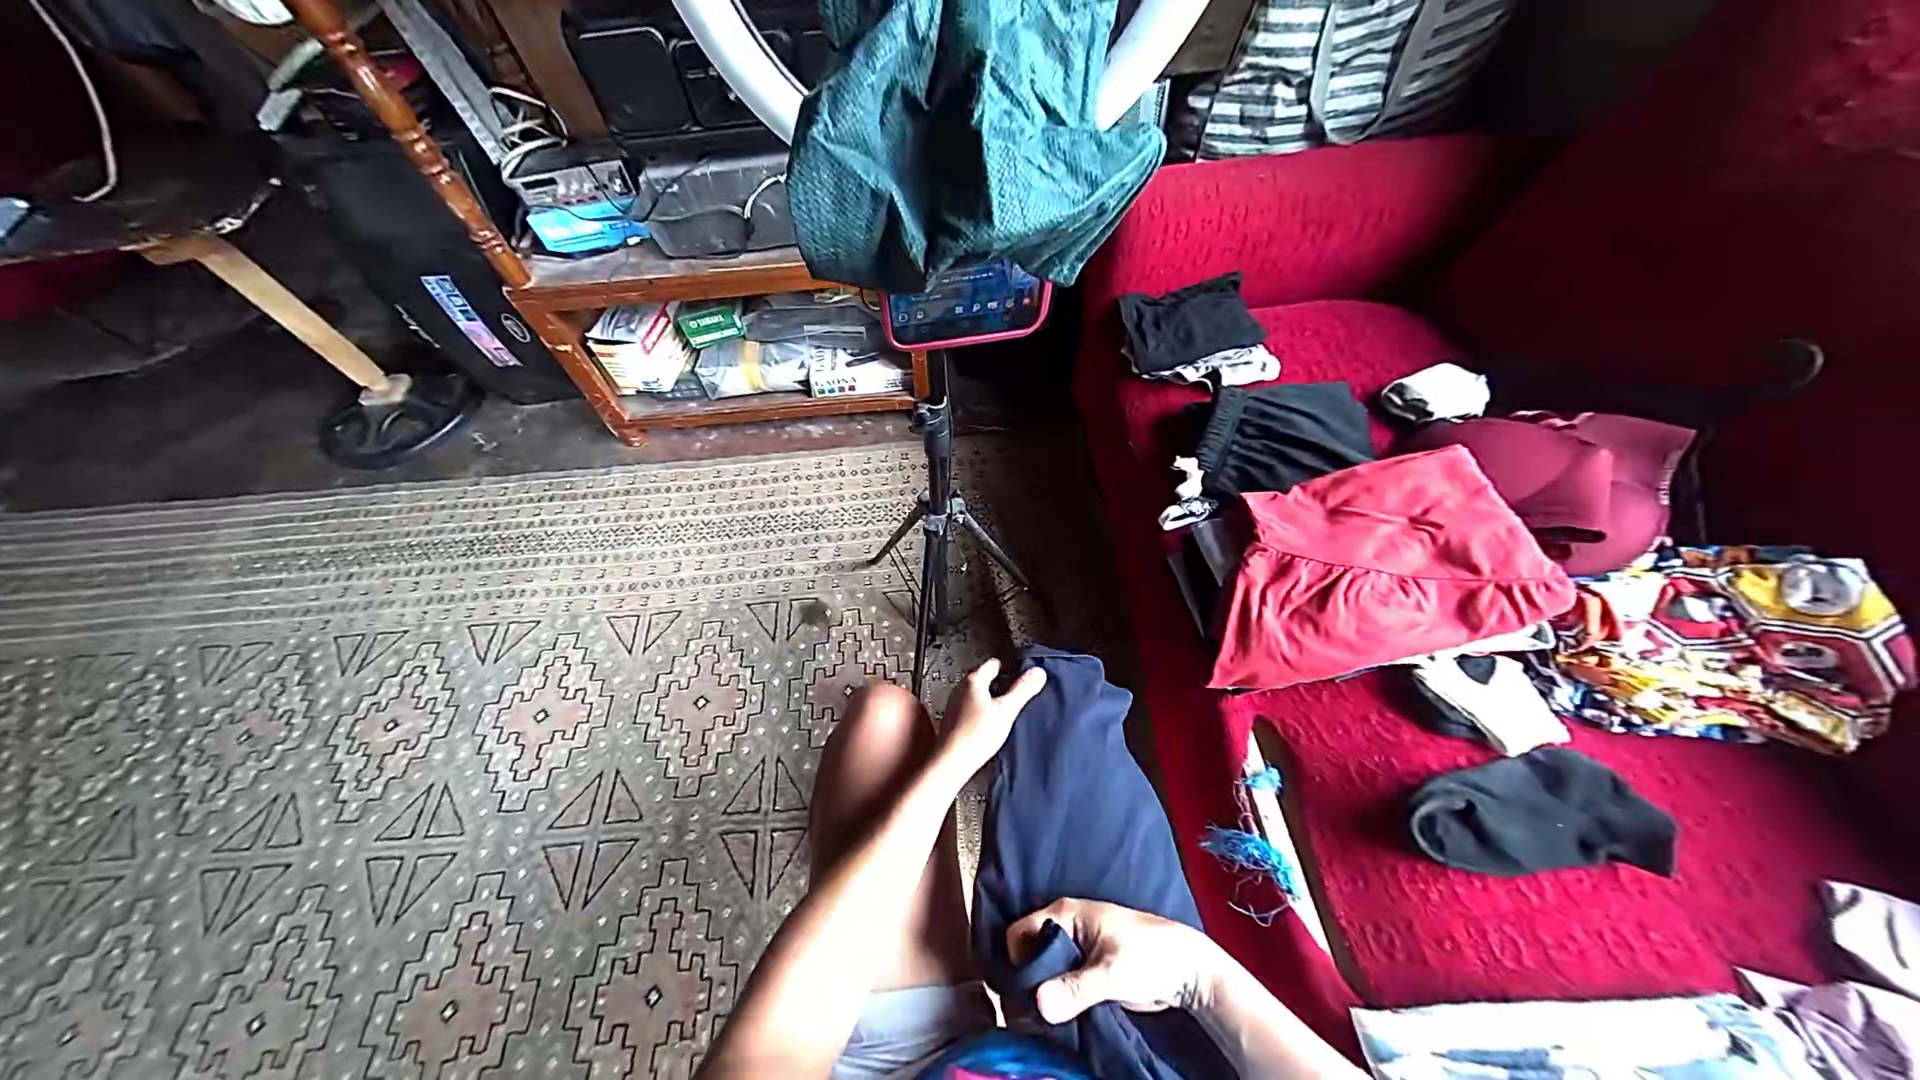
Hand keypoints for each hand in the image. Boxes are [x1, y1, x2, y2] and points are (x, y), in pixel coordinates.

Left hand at [936, 658, 1046, 775]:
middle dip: (1001, 681)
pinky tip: (991, 721)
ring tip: (1007, 705)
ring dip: (992, 696)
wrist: (952, 761)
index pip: (994, 663)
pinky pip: (972, 707)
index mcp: (973, 681)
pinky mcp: (955, 719)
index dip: (1010, 665)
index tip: (1022, 669)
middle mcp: (961, 689)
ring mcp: (956, 704)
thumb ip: (1022, 690)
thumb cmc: (975, 735)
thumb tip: (1037, 673)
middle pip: (985, 676)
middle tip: (1017, 687)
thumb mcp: (1007, 710)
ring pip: (978, 692)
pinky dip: (984, 709)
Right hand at [1008, 899, 1227, 1023]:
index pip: (1021, 932)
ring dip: (1043, 992)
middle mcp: (1065, 926)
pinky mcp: (1086, 969)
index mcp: (1065, 913)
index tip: (1021, 993)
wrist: (1187, 970)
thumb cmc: (1150, 957)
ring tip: (1043, 1020)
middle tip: (1030, 1013)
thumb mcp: (1112, 973)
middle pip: (1029, 952)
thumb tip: (1039, 1004)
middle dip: (1028, 981)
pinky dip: (1056, 997)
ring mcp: (1076, 948)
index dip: (1016, 961)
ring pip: (1044, 970)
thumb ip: (1075, 988)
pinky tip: (1057, 1017)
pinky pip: (1059, 981)